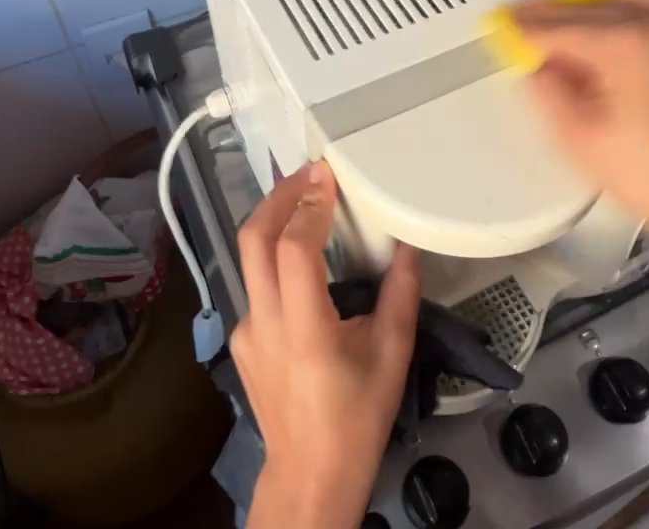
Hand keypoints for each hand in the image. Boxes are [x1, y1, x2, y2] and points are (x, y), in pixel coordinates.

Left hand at [233, 161, 420, 527]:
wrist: (309, 474)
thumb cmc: (357, 418)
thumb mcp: (392, 355)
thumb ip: (400, 293)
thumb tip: (408, 244)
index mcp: (304, 327)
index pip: (293, 248)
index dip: (307, 206)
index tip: (325, 176)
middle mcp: (264, 321)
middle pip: (252, 239)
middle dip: (277, 196)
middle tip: (308, 173)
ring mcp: (245, 330)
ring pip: (248, 259)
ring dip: (273, 221)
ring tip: (306, 201)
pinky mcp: (240, 339)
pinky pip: (255, 285)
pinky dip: (275, 259)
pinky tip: (302, 264)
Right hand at [515, 0, 648, 257]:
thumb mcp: (584, 144)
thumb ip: (551, 95)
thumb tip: (539, 69)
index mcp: (626, 45)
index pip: (561, 26)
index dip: (527, 26)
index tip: (509, 23)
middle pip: (598, 4)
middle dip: (562, 11)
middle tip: (538, 20)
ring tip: (597, 17)